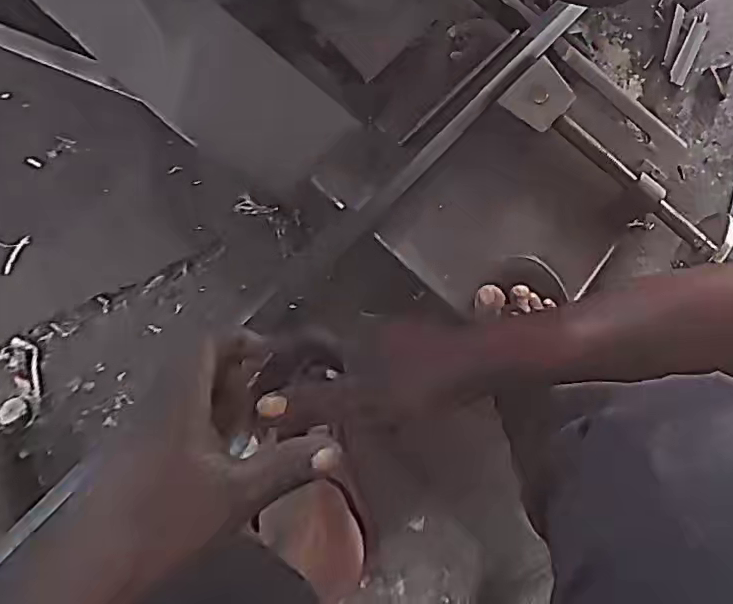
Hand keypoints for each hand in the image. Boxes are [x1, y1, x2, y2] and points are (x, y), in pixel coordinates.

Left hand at [27, 331, 341, 603]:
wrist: (82, 582)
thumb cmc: (155, 528)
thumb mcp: (235, 495)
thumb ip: (286, 465)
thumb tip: (331, 448)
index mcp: (177, 404)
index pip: (207, 343)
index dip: (242, 339)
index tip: (269, 353)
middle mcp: (152, 411)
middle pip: (198, 368)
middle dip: (238, 377)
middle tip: (265, 395)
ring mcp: (135, 438)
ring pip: (184, 398)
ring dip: (220, 405)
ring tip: (246, 429)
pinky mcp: (126, 465)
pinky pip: (171, 425)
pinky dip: (200, 429)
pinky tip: (216, 461)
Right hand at [266, 319, 488, 430]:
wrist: (479, 360)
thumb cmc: (421, 382)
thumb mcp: (364, 400)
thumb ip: (316, 402)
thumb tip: (264, 407)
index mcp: (350, 335)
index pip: (299, 343)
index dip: (273, 364)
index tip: (253, 389)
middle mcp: (368, 325)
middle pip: (321, 345)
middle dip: (297, 371)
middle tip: (279, 402)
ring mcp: (394, 330)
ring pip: (346, 350)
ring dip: (326, 373)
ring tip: (312, 402)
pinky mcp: (415, 341)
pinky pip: (368, 355)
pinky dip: (352, 373)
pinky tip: (358, 394)